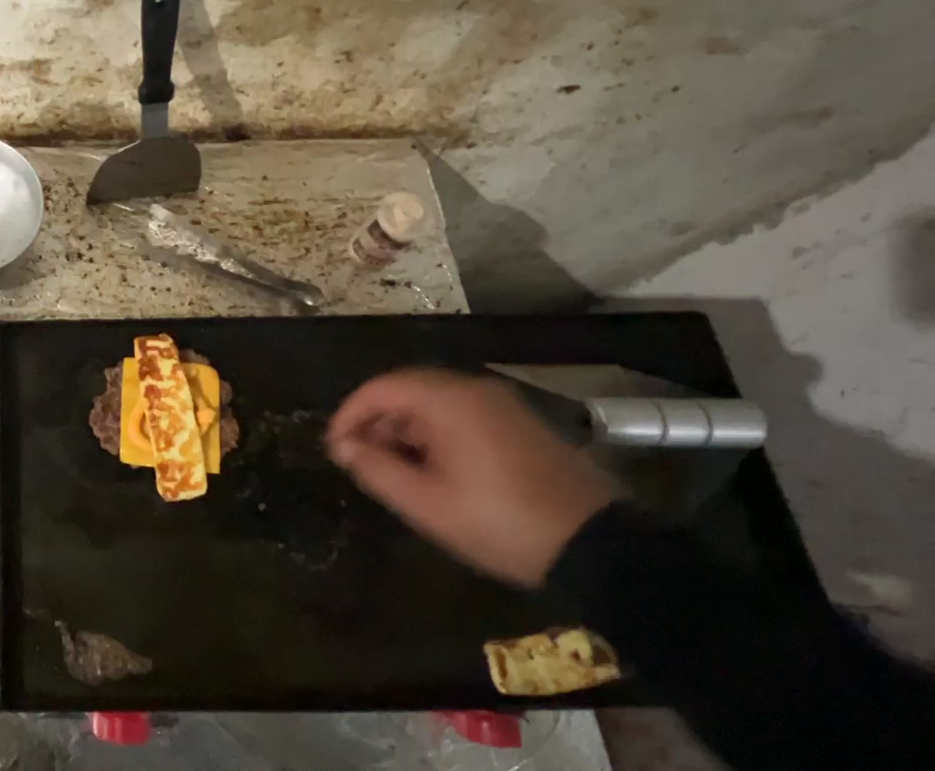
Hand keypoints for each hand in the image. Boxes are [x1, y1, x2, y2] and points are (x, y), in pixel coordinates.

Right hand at [326, 368, 615, 586]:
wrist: (598, 546)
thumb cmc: (500, 523)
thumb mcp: (427, 504)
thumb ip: (376, 470)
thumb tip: (344, 448)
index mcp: (448, 401)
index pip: (381, 387)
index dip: (350, 414)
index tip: (336, 447)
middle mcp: (474, 389)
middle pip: (408, 389)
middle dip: (377, 422)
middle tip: (362, 461)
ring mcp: (502, 404)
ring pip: (435, 402)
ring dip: (405, 428)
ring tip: (394, 470)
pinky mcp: (520, 422)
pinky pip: (462, 413)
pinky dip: (435, 432)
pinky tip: (434, 469)